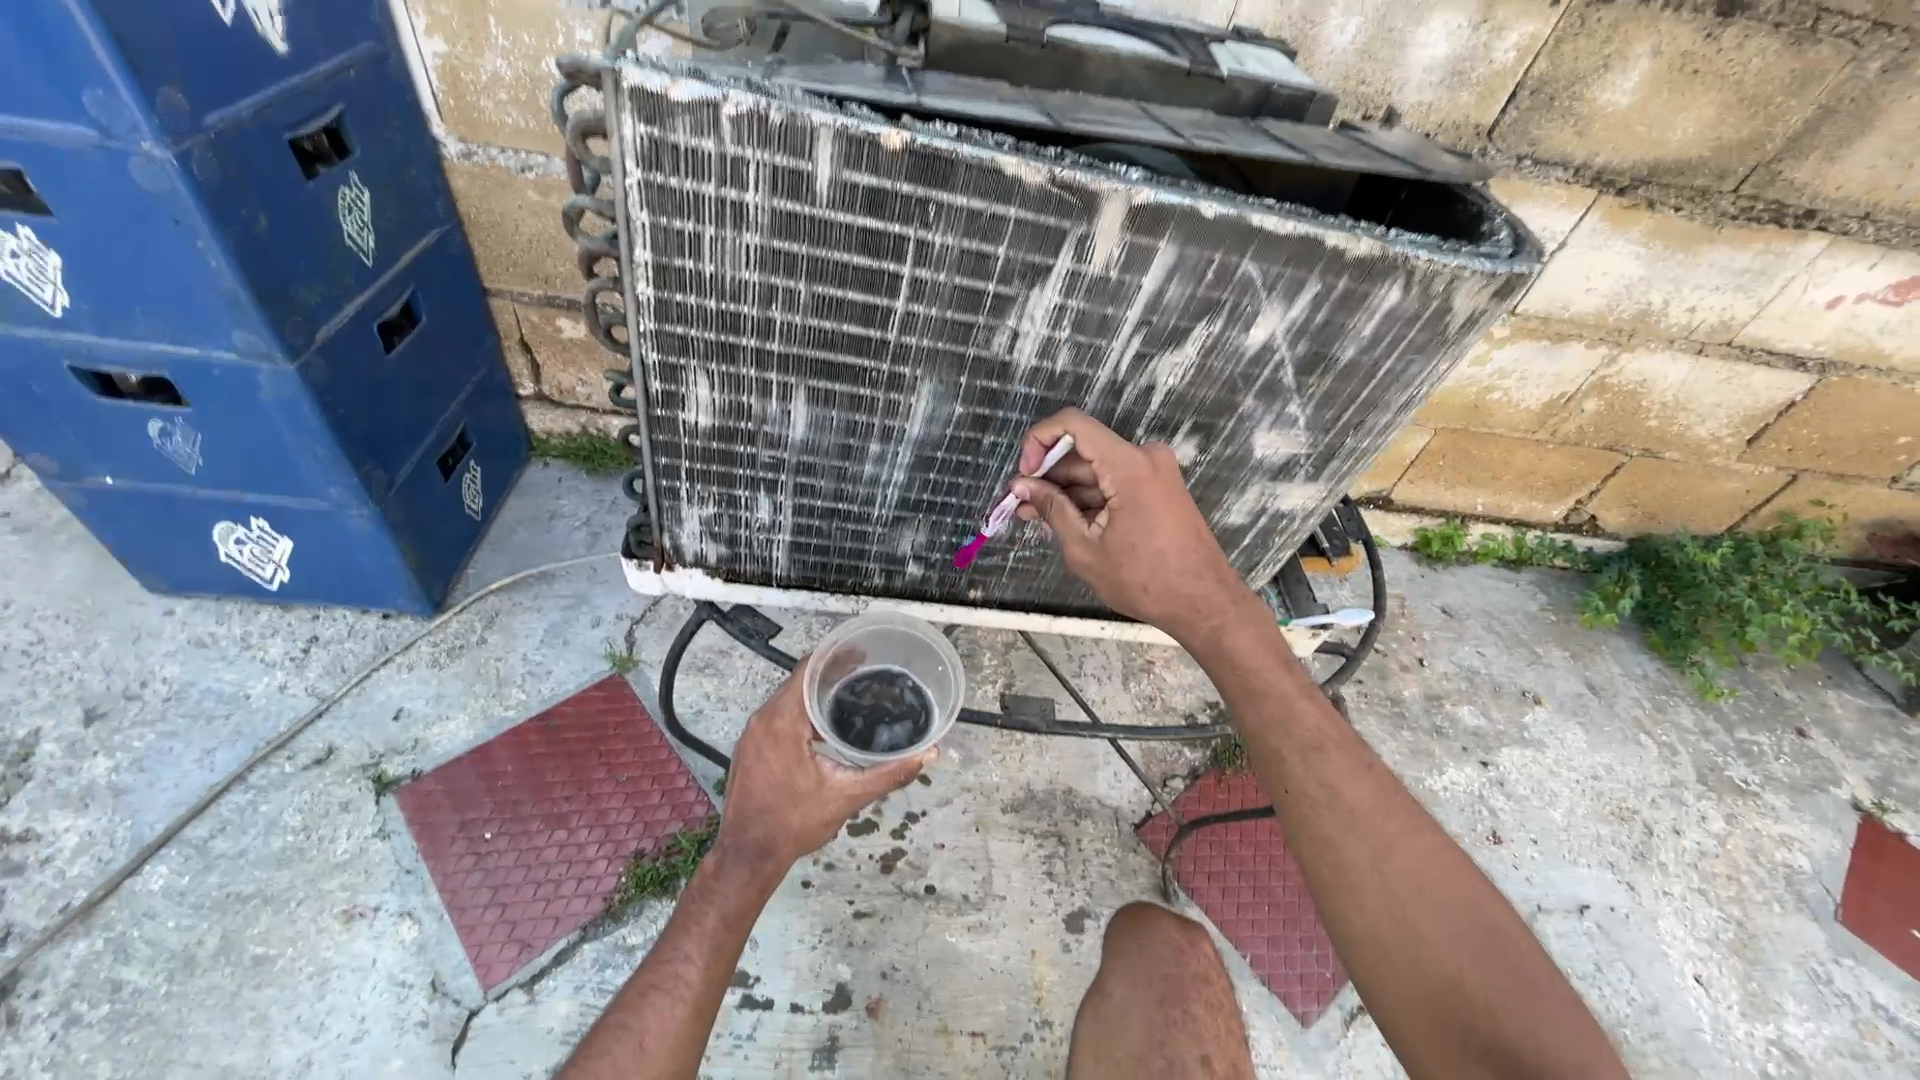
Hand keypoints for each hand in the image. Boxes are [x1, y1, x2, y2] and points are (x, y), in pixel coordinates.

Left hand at [716, 663, 935, 867]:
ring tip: (848, 695)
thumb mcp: (847, 797)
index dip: (834, 658)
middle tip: (863, 673)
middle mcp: (762, 720)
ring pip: (786, 700)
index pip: (807, 671)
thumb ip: (889, 774)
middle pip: (797, 682)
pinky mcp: (749, 749)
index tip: (862, 654)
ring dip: (813, 695)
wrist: (748, 855)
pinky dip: (799, 713)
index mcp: (782, 721)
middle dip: (829, 674)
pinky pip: (776, 717)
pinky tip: (822, 727)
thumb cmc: (794, 823)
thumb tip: (928, 756)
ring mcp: (751, 735)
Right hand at [1012, 408, 1254, 642]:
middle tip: (1019, 503)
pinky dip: (1089, 498)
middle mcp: (1145, 457)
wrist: (1204, 602)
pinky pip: (1115, 482)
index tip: (1024, 475)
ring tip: (1033, 517)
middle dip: (1048, 474)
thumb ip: (1052, 509)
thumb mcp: (1085, 548)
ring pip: (1097, 469)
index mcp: (1129, 465)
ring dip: (1066, 490)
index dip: (1040, 441)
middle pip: (1084, 450)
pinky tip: (1064, 520)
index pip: (1073, 424)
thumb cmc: (1145, 581)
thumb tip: (1022, 487)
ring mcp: (1156, 472)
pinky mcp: (1160, 488)